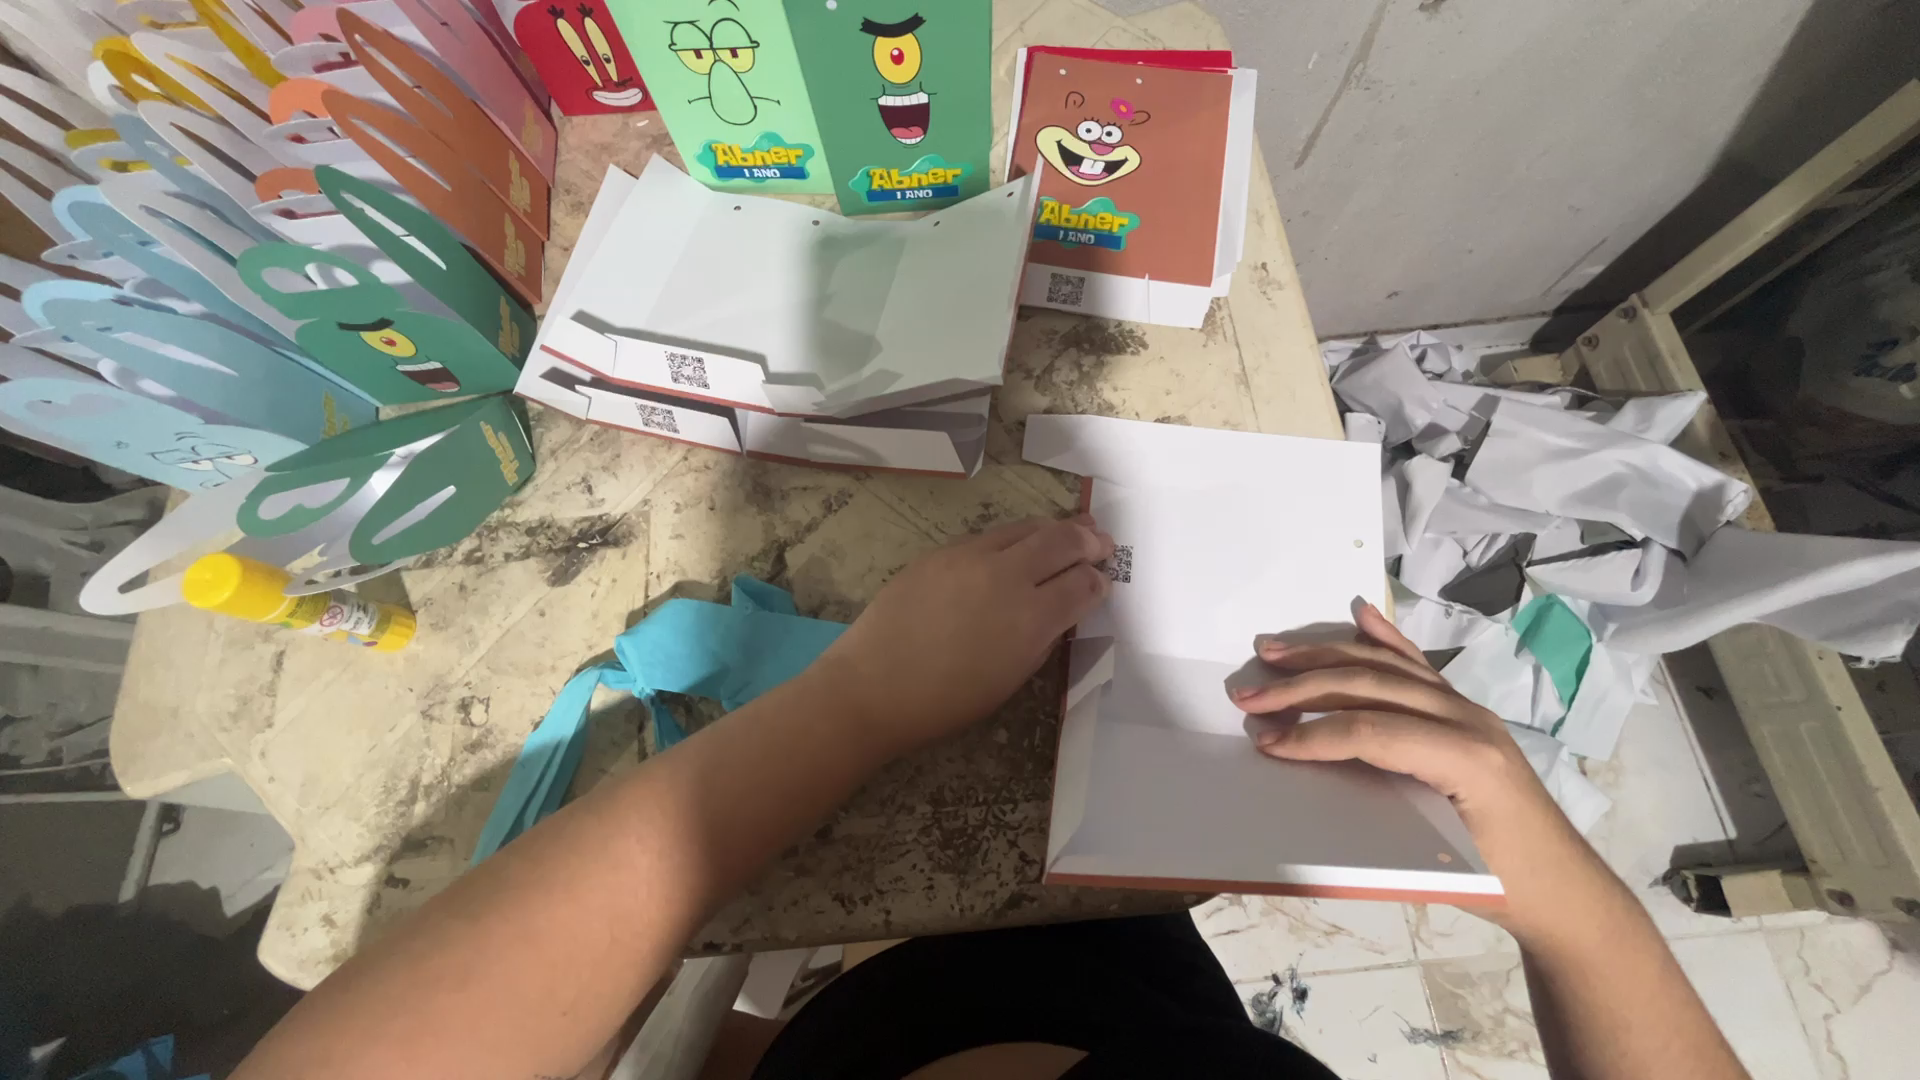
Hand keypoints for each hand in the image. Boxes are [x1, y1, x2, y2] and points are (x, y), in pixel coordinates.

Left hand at [814, 515, 1113, 754]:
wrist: (873, 686)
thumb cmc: (946, 701)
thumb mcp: (1011, 679)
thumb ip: (1043, 638)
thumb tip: (1060, 611)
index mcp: (1031, 618)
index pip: (1081, 585)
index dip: (1098, 581)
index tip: (1103, 582)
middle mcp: (1007, 576)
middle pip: (1060, 541)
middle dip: (1087, 540)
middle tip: (1102, 541)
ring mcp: (971, 557)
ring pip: (1025, 528)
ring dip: (1053, 530)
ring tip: (1069, 531)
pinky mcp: (942, 550)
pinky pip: (989, 536)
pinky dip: (1014, 538)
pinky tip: (1016, 547)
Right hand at [1227, 602, 1603, 932]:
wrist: (1564, 892)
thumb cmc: (1497, 885)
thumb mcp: (1434, 862)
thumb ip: (1372, 816)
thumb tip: (1303, 783)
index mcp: (1466, 757)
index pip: (1370, 730)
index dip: (1310, 735)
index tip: (1264, 742)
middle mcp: (1468, 720)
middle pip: (1369, 685)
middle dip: (1301, 687)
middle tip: (1249, 696)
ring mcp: (1468, 710)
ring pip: (1385, 666)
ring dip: (1323, 655)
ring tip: (1272, 651)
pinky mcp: (1464, 711)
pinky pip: (1417, 665)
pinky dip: (1384, 638)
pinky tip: (1360, 613)